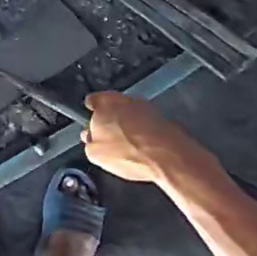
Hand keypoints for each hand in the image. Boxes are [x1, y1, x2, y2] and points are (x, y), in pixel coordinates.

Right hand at [82, 91, 218, 184]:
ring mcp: (144, 106)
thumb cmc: (129, 152)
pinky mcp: (160, 116)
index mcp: (104, 103)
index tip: (90, 117)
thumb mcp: (95, 154)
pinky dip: (142, 131)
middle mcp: (125, 99)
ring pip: (129, 114)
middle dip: (110, 120)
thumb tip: (89, 139)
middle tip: (108, 138)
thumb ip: (89, 142)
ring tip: (127, 146)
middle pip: (112, 107)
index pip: (93, 100)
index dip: (91, 110)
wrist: (167, 156)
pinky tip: (142, 148)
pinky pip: (145, 123)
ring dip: (127, 125)